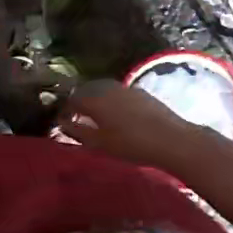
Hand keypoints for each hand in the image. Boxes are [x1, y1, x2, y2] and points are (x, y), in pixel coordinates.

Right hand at [55, 79, 213, 170]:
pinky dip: (110, 99)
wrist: (171, 139)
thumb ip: (77, 131)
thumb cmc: (131, 144)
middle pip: (86, 89)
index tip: (64, 122)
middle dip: (80, 101)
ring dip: (96, 99)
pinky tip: (116, 114)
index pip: (72, 99)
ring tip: (96, 116)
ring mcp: (125, 87)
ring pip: (103, 89)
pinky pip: (117, 92)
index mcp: (94, 98)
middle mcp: (107, 87)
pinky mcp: (140, 92)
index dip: (66, 110)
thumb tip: (61, 123)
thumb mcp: (99, 143)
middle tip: (78, 118)